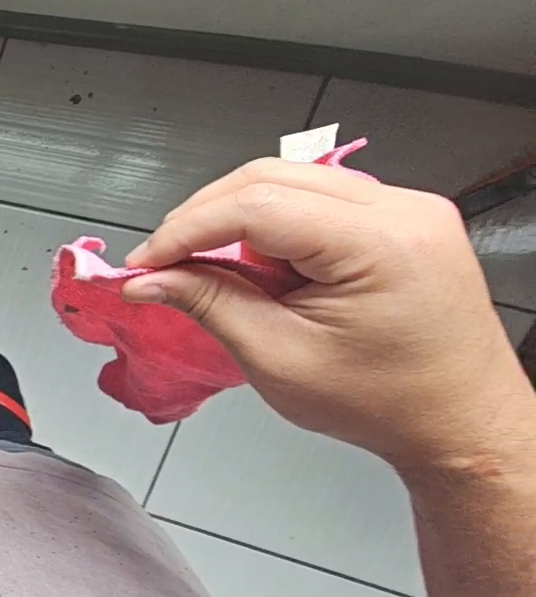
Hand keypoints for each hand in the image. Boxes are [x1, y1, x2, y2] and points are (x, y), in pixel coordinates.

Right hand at [123, 158, 535, 472]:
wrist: (455, 418)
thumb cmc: (379, 398)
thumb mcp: (275, 355)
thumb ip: (207, 304)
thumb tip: (146, 281)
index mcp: (382, 243)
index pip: (256, 206)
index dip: (184, 231)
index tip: (141, 266)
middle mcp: (401, 210)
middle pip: (267, 178)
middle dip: (198, 218)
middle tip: (158, 263)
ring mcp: (400, 211)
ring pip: (282, 182)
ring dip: (224, 221)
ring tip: (198, 269)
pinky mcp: (390, 223)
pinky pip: (304, 202)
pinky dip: (256, 229)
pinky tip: (244, 266)